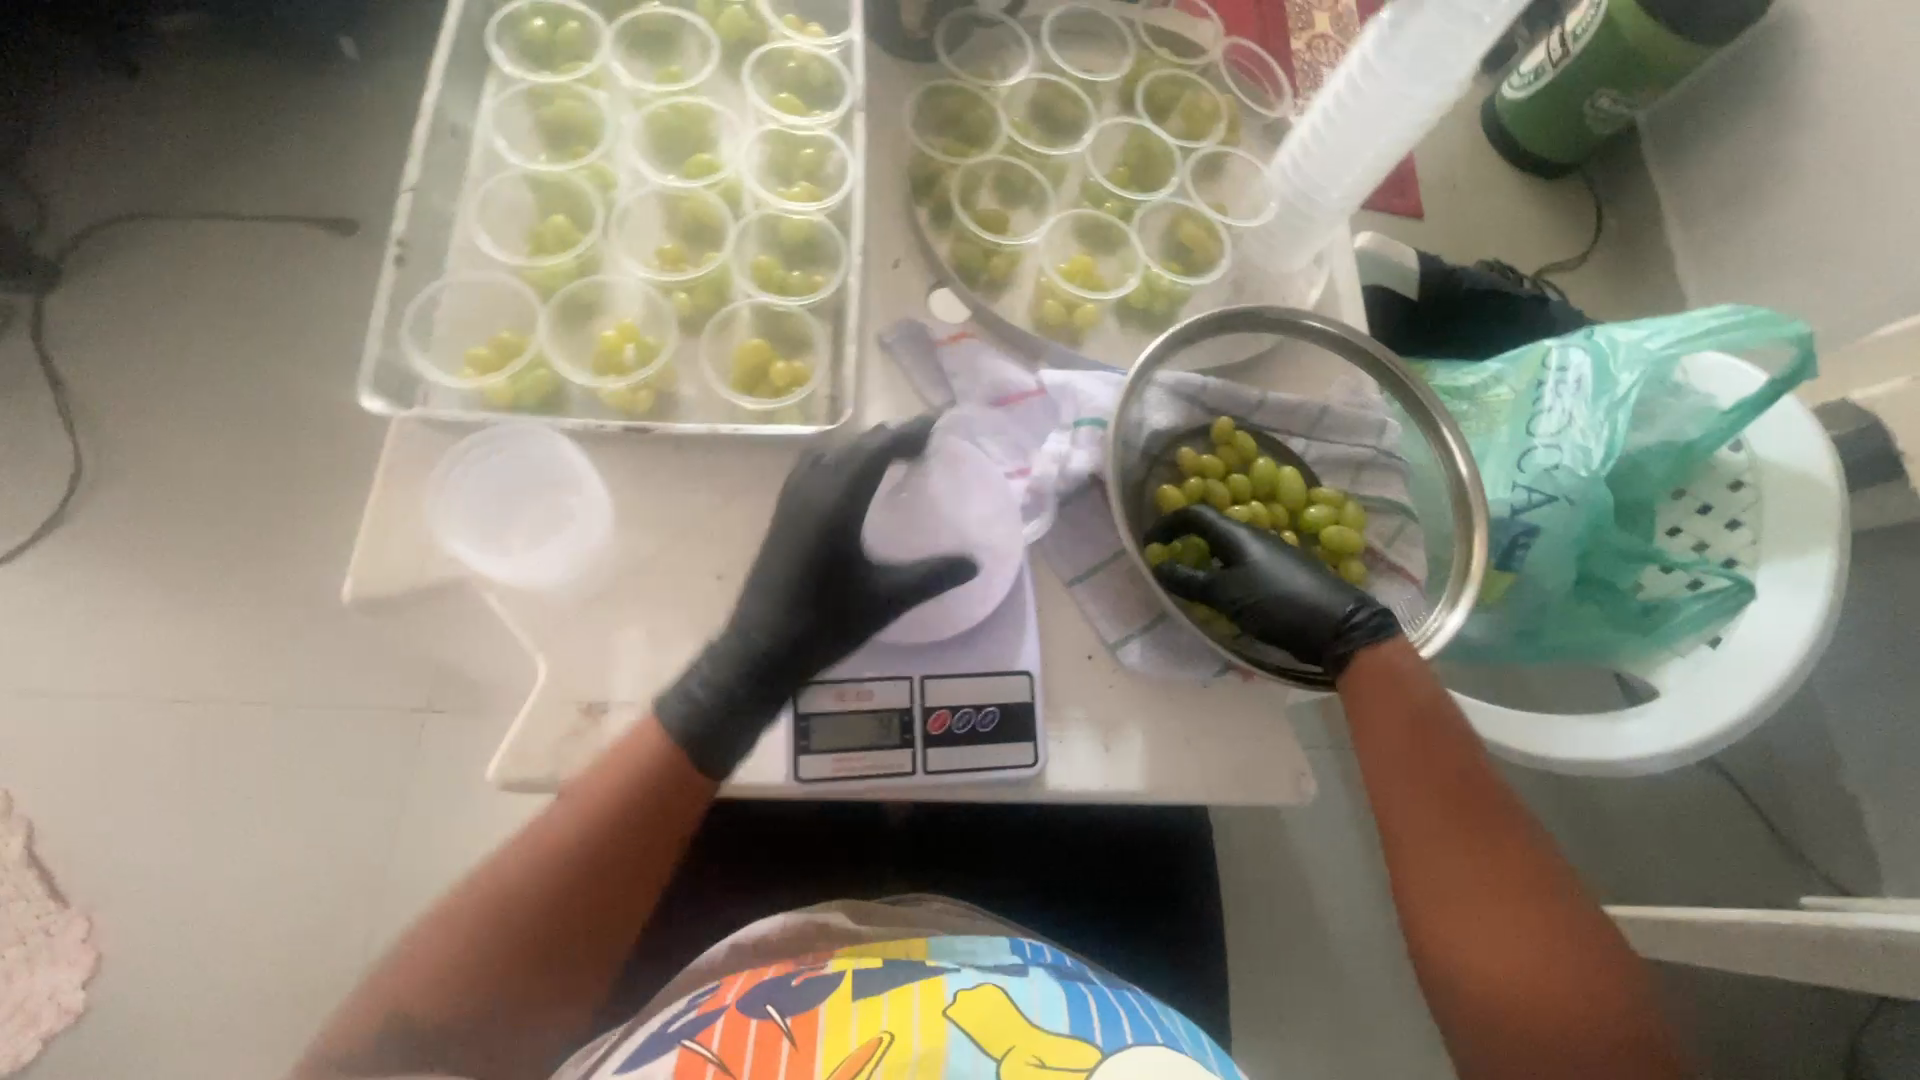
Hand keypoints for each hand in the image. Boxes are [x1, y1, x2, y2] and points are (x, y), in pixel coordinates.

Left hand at [655, 415, 978, 777]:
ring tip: (894, 459)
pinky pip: (814, 468)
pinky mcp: (782, 514)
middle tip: (926, 445)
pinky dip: (840, 462)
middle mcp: (812, 489)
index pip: (878, 447)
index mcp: (838, 501)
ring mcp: (792, 500)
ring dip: (863, 448)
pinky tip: (854, 485)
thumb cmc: (826, 625)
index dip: (910, 431)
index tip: (940, 424)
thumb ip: (933, 576)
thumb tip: (974, 562)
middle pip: (855, 445)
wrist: (762, 649)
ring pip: (831, 453)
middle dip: (891, 437)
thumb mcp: (888, 600)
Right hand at [1145, 504, 1400, 676]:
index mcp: (1237, 533)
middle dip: (1185, 543)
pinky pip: (1243, 565)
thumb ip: (1188, 580)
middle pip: (1211, 530)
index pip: (1194, 513)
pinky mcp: (1284, 572)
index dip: (1167, 525)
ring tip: (1191, 585)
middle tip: (1167, 566)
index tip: (1149, 545)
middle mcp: (1255, 535)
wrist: (1338, 625)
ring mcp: (1272, 553)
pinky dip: (1224, 573)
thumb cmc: (1276, 604)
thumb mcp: (1224, 595)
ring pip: (1228, 549)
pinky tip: (1225, 597)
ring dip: (1205, 561)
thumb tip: (1157, 566)